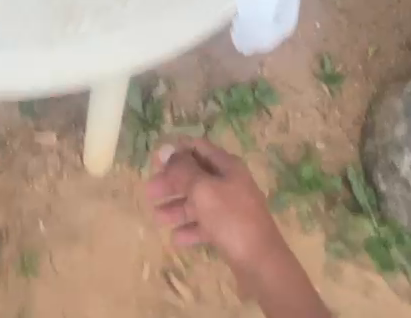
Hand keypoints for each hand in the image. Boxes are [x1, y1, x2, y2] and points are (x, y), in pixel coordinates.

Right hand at [145, 137, 285, 265]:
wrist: (261, 262)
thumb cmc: (230, 218)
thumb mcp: (203, 189)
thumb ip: (183, 169)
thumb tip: (167, 150)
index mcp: (226, 166)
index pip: (198, 148)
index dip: (176, 151)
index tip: (154, 161)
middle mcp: (230, 182)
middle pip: (195, 176)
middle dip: (171, 183)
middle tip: (149, 193)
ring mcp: (231, 208)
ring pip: (198, 202)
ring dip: (177, 207)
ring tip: (157, 218)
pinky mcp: (231, 231)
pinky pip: (206, 224)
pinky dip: (190, 228)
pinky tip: (176, 238)